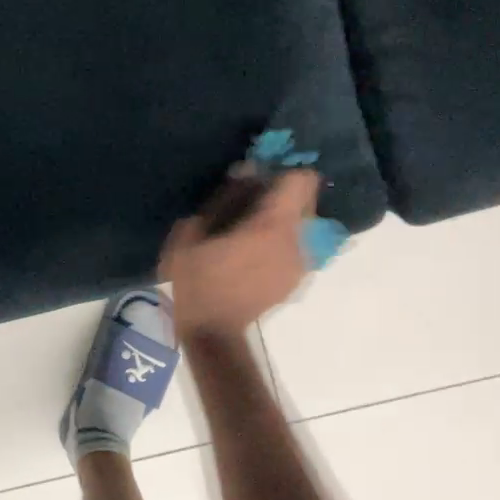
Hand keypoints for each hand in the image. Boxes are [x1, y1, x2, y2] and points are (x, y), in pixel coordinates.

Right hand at [159, 168, 320, 343]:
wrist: (214, 331)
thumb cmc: (196, 279)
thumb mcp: (194, 232)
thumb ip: (224, 199)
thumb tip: (246, 173)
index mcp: (272, 226)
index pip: (302, 180)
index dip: (284, 168)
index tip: (262, 169)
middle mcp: (298, 241)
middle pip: (306, 199)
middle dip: (283, 192)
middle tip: (251, 195)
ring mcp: (302, 262)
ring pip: (305, 222)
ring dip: (284, 215)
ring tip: (252, 223)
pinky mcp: (299, 277)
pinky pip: (300, 243)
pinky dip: (285, 236)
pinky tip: (256, 247)